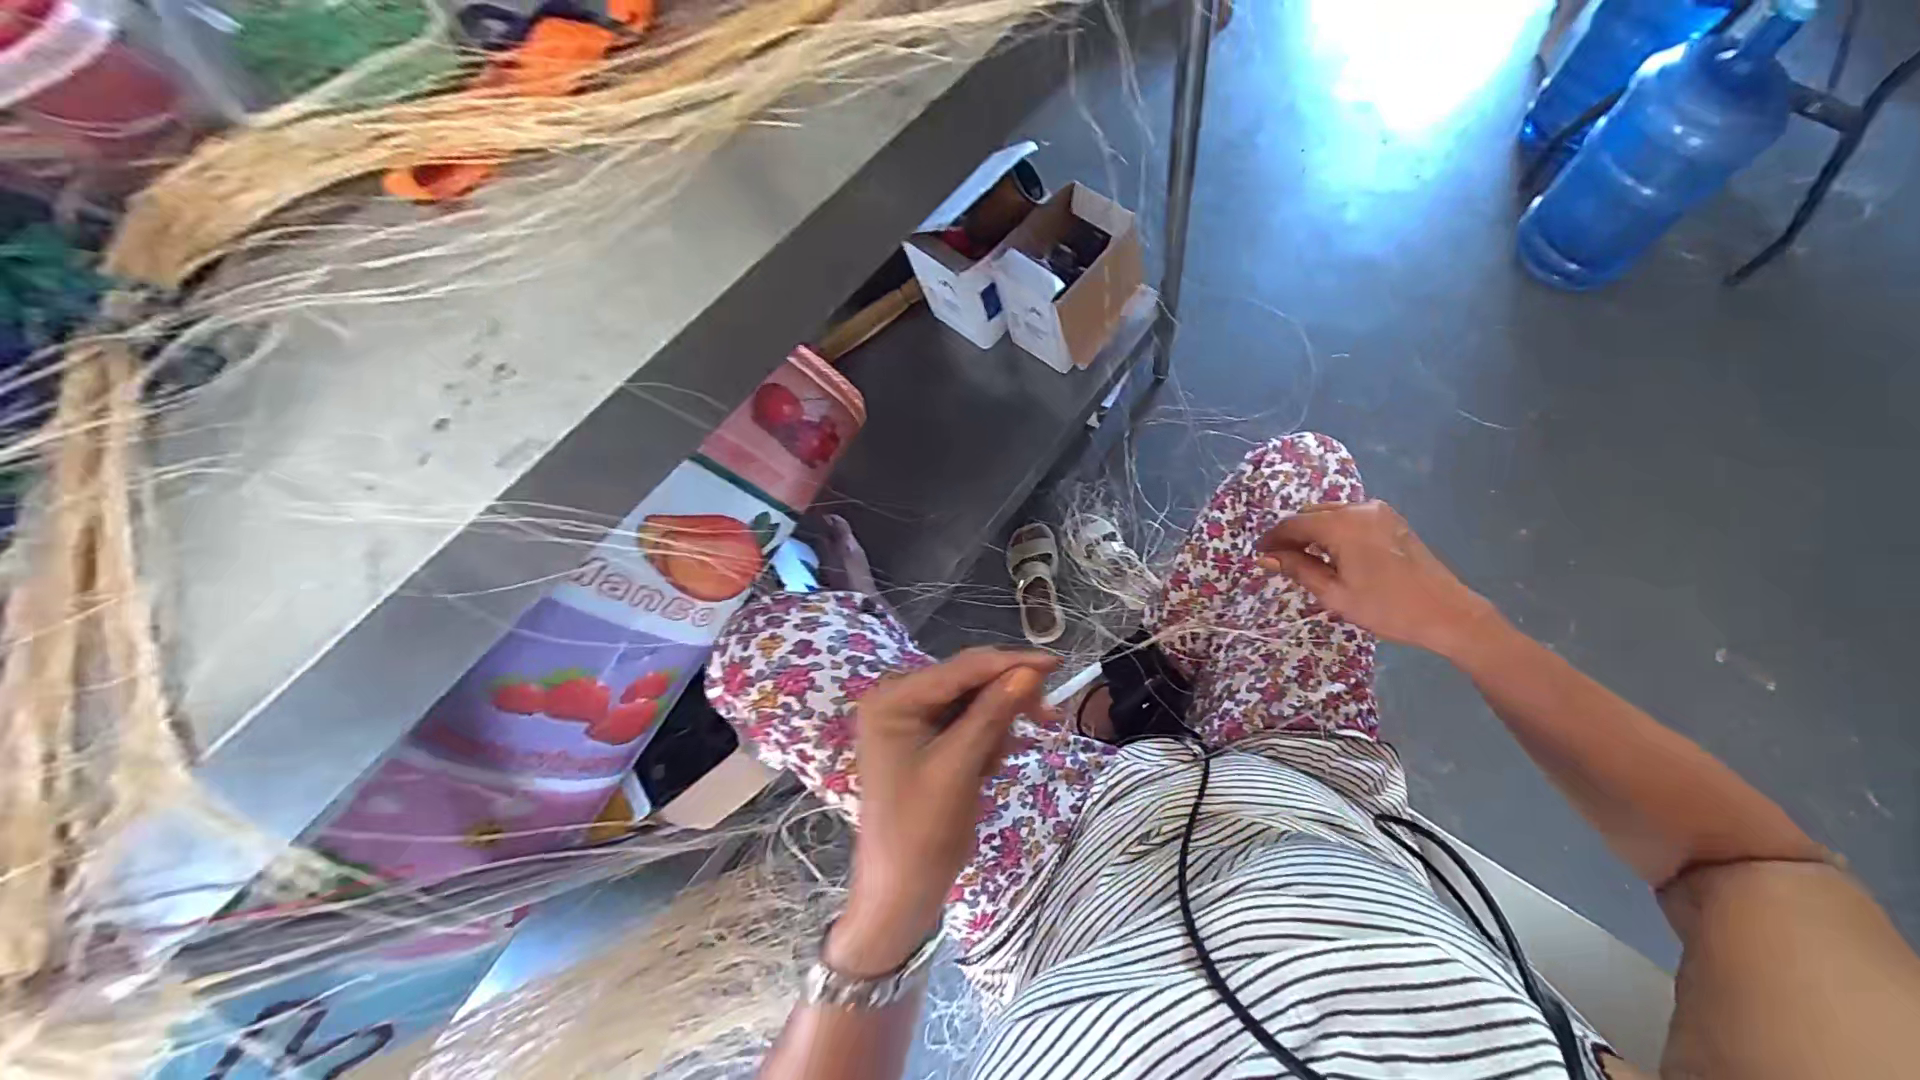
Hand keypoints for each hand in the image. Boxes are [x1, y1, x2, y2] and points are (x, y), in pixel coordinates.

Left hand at [826, 648, 1058, 976]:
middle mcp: (898, 699)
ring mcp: (911, 719)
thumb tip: (1030, 672)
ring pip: (973, 702)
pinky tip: (986, 769)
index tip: (1055, 664)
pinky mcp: (925, 739)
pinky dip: (986, 740)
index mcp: (892, 699)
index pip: (960, 668)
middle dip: (1005, 700)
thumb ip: (992, 714)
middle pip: (968, 681)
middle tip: (1048, 717)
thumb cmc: (920, 831)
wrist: (901, 891)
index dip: (1009, 662)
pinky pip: (968, 723)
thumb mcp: (959, 766)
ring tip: (994, 765)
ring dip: (996, 726)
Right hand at [1254, 500, 1504, 657]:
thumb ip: (1298, 569)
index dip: (1272, 539)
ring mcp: (1379, 512)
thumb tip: (1265, 558)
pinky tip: (1330, 554)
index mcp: (1343, 524)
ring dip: (1312, 532)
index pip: (1294, 524)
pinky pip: (1349, 517)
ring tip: (1302, 559)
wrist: (1448, 613)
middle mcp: (1360, 508)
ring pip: (1330, 513)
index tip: (1259, 556)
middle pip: (1311, 514)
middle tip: (1278, 560)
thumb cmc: (1386, 608)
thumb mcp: (1334, 593)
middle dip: (1291, 534)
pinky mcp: (1391, 520)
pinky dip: (1332, 530)